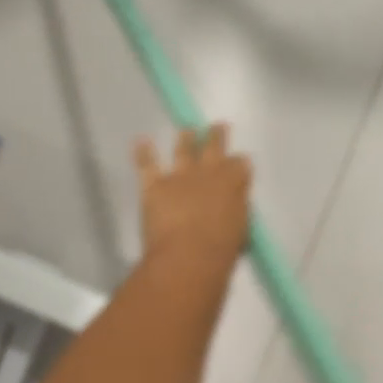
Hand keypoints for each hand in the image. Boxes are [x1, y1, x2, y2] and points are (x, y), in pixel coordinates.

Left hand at [135, 123, 250, 268]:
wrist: (188, 256)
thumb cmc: (221, 251)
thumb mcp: (241, 230)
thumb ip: (238, 211)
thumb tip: (235, 204)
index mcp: (233, 184)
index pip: (240, 164)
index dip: (239, 163)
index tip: (240, 162)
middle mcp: (208, 173)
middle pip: (214, 147)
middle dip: (216, 136)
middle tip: (217, 126)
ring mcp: (180, 176)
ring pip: (183, 150)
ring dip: (185, 138)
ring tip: (187, 129)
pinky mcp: (155, 185)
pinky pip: (147, 164)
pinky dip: (143, 152)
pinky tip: (141, 141)